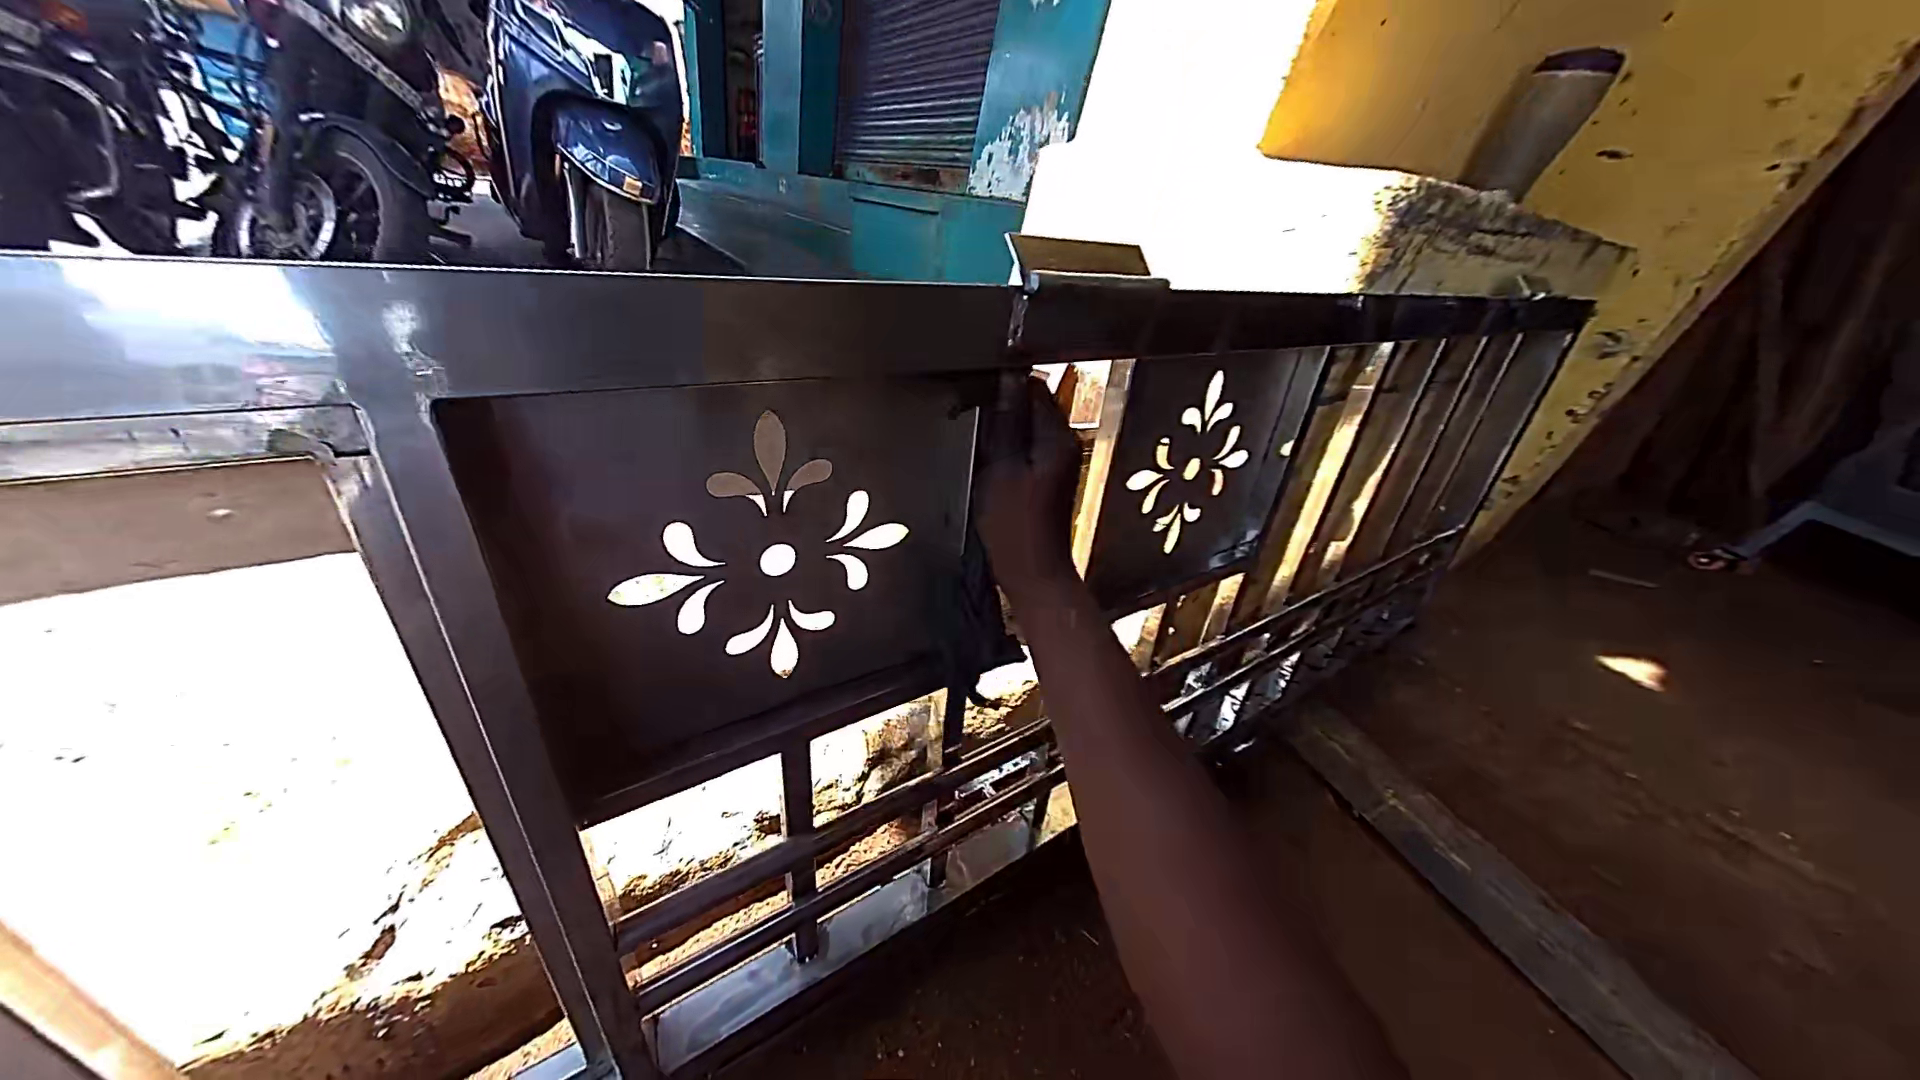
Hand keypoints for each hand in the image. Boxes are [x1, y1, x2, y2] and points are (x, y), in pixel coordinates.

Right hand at [976, 374, 1081, 593]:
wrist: (1033, 573)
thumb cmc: (1015, 527)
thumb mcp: (1001, 468)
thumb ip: (1006, 422)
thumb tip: (1007, 381)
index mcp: (1057, 437)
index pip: (1035, 387)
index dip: (1006, 384)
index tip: (979, 392)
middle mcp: (1065, 443)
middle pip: (1033, 405)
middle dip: (1004, 408)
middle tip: (976, 423)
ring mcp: (1059, 461)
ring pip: (1029, 427)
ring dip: (1005, 430)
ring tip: (982, 446)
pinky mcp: (1050, 476)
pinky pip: (1028, 448)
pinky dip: (1010, 449)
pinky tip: (992, 463)